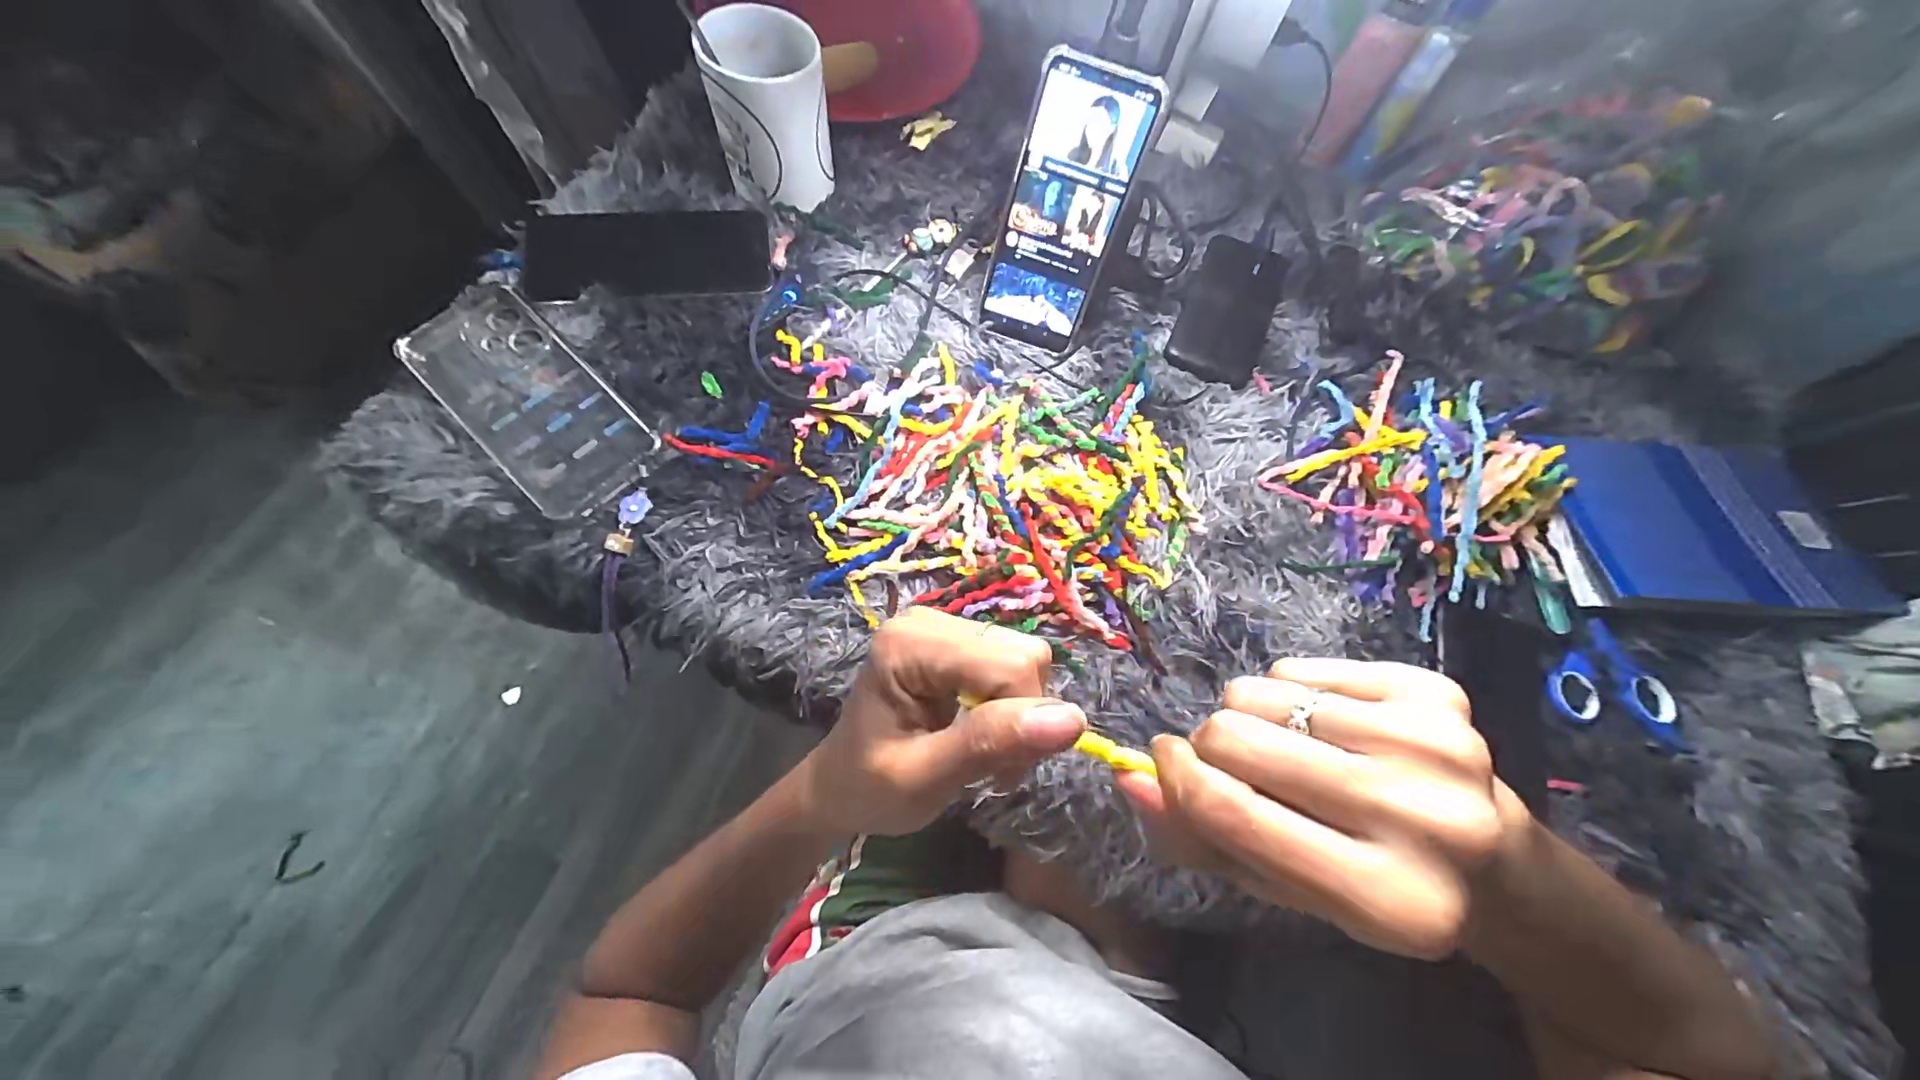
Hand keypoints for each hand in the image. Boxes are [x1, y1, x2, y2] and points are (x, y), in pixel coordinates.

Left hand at [794, 608, 1088, 836]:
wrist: (839, 786)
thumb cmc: (870, 789)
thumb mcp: (924, 779)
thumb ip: (990, 743)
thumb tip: (1073, 719)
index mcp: (909, 644)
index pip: (1009, 665)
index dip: (1023, 720)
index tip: (1000, 772)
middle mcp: (929, 620)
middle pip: (1023, 655)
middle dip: (1022, 716)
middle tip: (991, 763)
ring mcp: (944, 625)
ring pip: (1027, 658)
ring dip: (1019, 713)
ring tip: (982, 750)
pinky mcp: (958, 639)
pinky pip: (1015, 662)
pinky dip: (1011, 704)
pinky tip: (980, 728)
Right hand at [1117, 658, 1513, 959]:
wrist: (1496, 861)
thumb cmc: (1368, 883)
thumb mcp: (1281, 887)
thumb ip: (1198, 837)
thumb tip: (1130, 775)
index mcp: (1387, 899)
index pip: (1230, 810)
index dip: (1176, 778)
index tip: (1164, 761)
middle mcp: (1420, 816)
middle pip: (1233, 737)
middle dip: (1214, 747)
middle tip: (1245, 768)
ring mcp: (1435, 743)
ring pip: (1257, 691)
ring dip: (1252, 718)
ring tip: (1292, 749)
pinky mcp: (1435, 690)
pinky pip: (1297, 667)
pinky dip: (1291, 694)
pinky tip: (1327, 726)